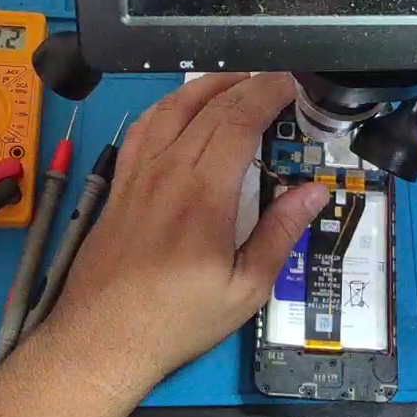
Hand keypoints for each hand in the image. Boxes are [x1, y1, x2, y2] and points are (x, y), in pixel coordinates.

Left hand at [41, 74, 330, 390]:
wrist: (102, 338)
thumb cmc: (177, 319)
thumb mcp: (244, 289)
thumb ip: (280, 233)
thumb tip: (314, 191)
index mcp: (204, 192)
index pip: (239, 121)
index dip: (268, 94)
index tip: (292, 83)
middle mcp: (168, 169)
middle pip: (211, 106)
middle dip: (248, 83)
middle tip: (276, 79)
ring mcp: (139, 171)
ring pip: (173, 107)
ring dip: (209, 85)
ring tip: (237, 81)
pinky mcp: (120, 181)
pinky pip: (143, 126)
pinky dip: (169, 105)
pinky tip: (182, 106)